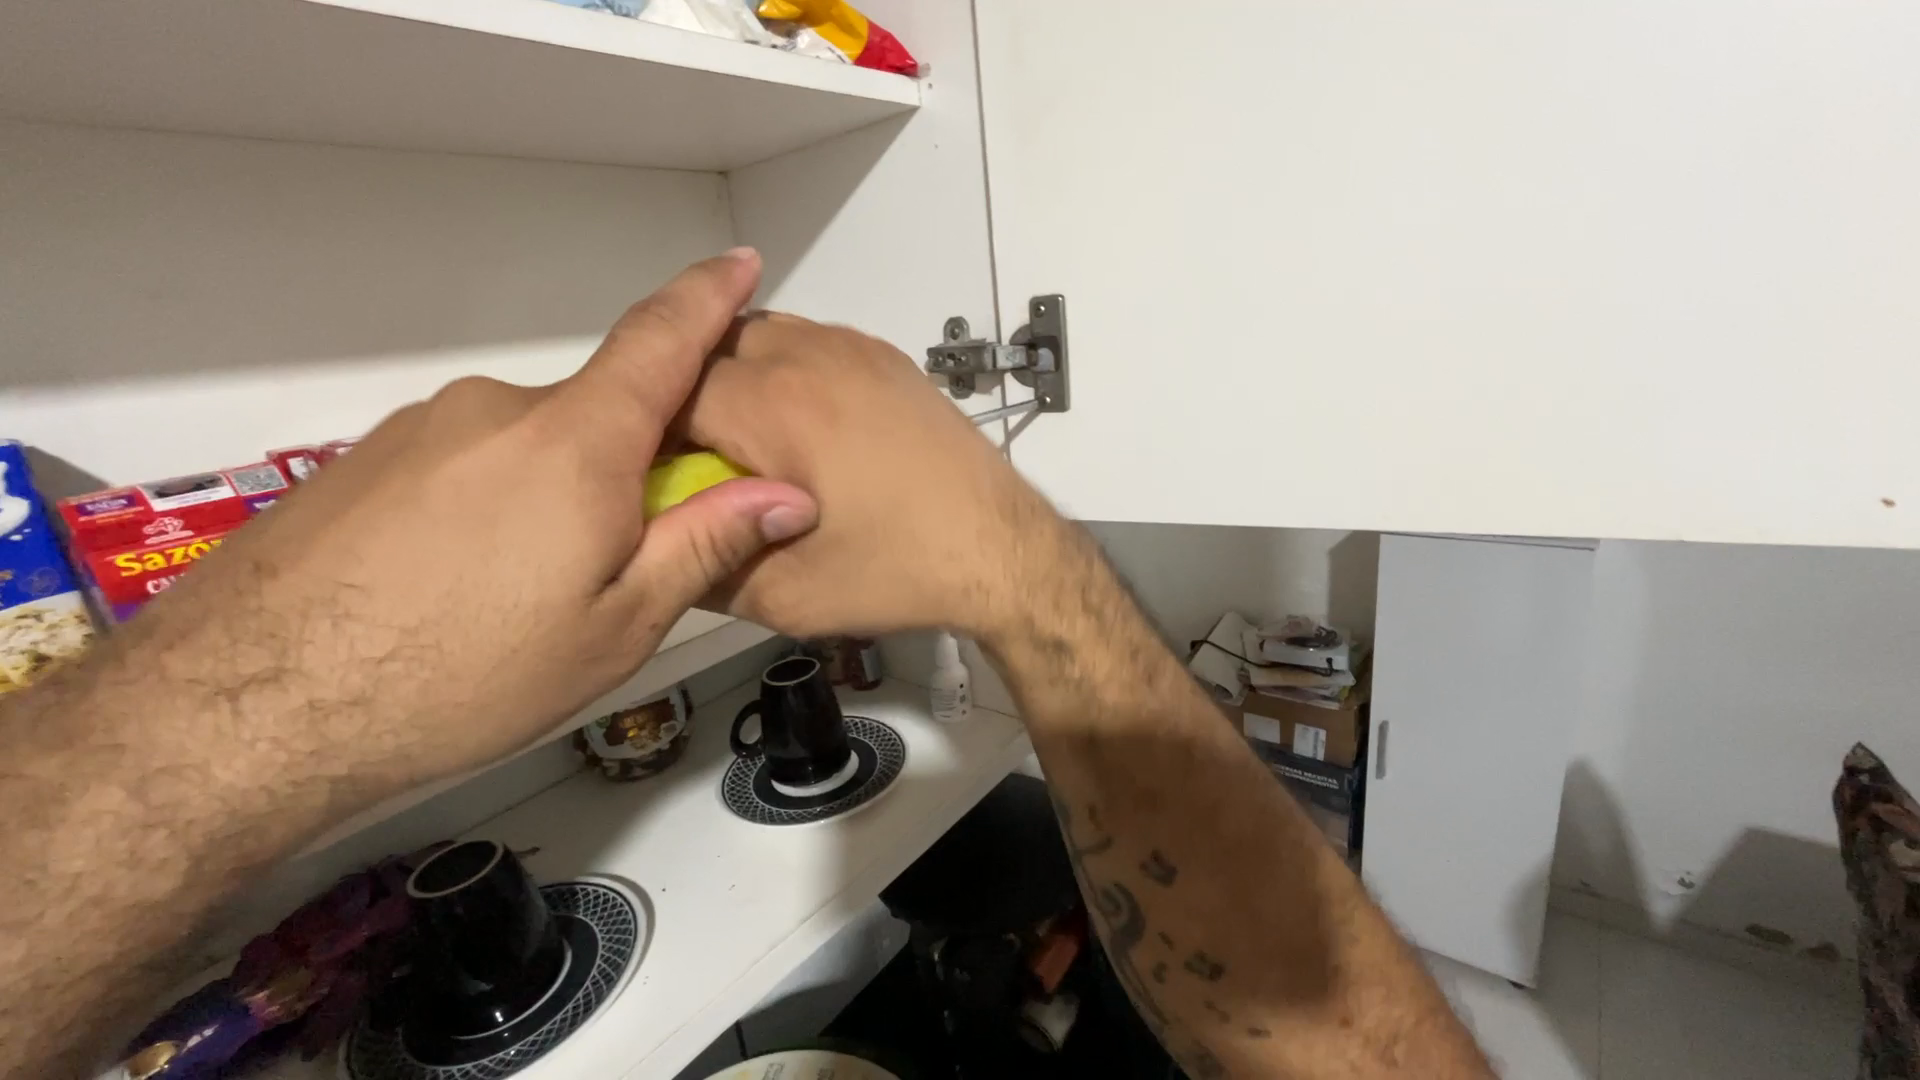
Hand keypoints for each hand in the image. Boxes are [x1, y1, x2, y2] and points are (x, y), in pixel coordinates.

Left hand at [124, 250, 818, 789]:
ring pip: (535, 441)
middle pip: (602, 410)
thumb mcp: (617, 625)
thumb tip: (791, 494)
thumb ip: (706, 545)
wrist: (246, 711)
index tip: (743, 262)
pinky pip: (473, 459)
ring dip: (566, 489)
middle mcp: (500, 409)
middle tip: (634, 550)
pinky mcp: (368, 459)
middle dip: (639, 460)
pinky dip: (504, 499)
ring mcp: (424, 428)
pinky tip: (472, 579)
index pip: (661, 340)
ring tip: (540, 584)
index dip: (709, 296)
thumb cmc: (470, 673)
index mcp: (576, 442)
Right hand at [684, 314, 1060, 641]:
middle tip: (694, 459)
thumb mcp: (784, 596)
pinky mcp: (890, 360)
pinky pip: (812, 342)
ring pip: (762, 334)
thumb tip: (657, 543)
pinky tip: (801, 427)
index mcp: (775, 406)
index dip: (645, 432)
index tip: (652, 474)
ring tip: (743, 442)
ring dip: (735, 377)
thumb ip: (702, 565)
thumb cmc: (896, 573)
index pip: (667, 388)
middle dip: (686, 397)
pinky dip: (785, 370)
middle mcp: (811, 356)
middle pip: (709, 347)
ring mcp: (857, 349)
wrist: (1003, 551)